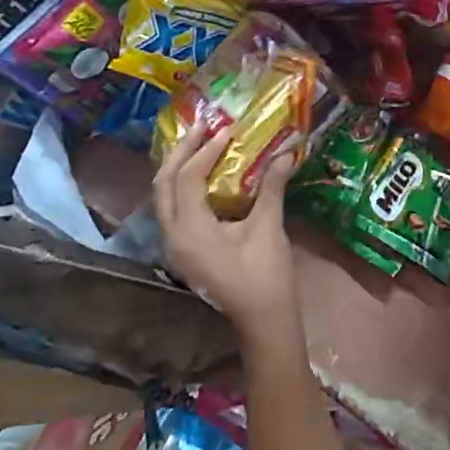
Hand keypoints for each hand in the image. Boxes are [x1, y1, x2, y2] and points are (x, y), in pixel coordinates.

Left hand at [154, 122, 300, 345]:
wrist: (263, 320)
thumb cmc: (266, 275)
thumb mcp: (268, 227)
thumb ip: (271, 187)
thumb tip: (285, 153)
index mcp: (189, 230)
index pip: (187, 178)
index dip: (206, 151)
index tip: (226, 131)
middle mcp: (172, 236)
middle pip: (164, 183)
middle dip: (181, 153)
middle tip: (202, 128)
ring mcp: (174, 247)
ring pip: (164, 198)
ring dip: (179, 169)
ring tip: (200, 146)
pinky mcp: (183, 253)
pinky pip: (172, 211)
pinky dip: (183, 189)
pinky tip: (203, 178)